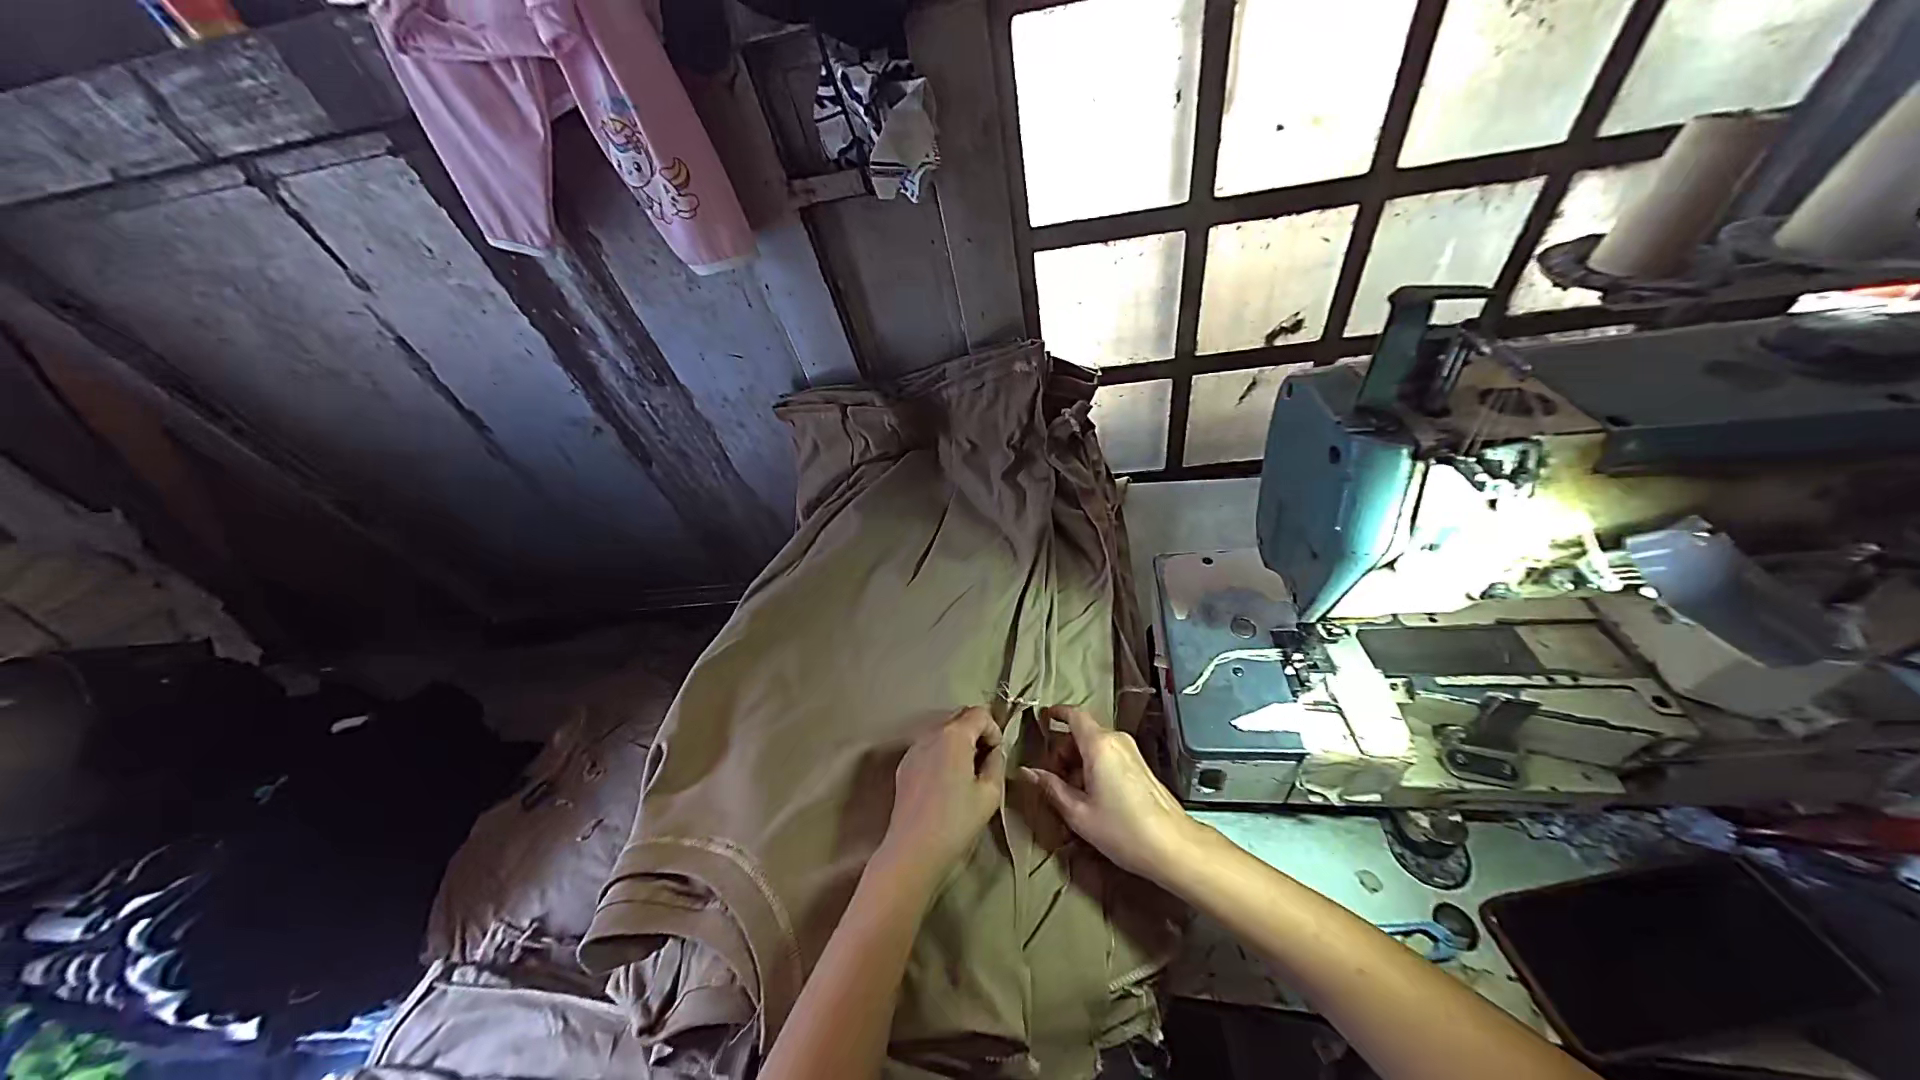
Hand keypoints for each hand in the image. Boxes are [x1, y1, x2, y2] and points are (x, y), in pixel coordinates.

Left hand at [876, 706, 1007, 880]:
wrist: (914, 849)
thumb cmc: (957, 821)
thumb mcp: (991, 792)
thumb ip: (997, 762)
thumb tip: (993, 752)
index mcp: (954, 735)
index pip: (980, 713)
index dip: (994, 730)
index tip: (997, 755)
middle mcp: (931, 734)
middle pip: (959, 717)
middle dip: (976, 732)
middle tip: (985, 761)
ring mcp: (914, 749)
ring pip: (942, 731)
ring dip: (958, 742)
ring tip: (966, 773)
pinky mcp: (904, 765)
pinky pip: (929, 747)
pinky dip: (942, 754)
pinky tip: (946, 783)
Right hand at [1021, 705, 1204, 883]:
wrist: (1173, 846)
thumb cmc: (1123, 830)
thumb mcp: (1078, 813)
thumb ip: (1051, 787)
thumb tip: (1027, 772)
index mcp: (1099, 745)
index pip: (1074, 715)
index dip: (1055, 714)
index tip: (1041, 720)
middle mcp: (1117, 741)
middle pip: (1082, 732)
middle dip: (1062, 749)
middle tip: (1050, 776)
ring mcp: (1132, 752)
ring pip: (1096, 745)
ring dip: (1078, 760)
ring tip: (1069, 791)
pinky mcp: (1141, 766)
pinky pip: (1109, 755)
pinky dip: (1094, 766)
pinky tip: (1090, 795)